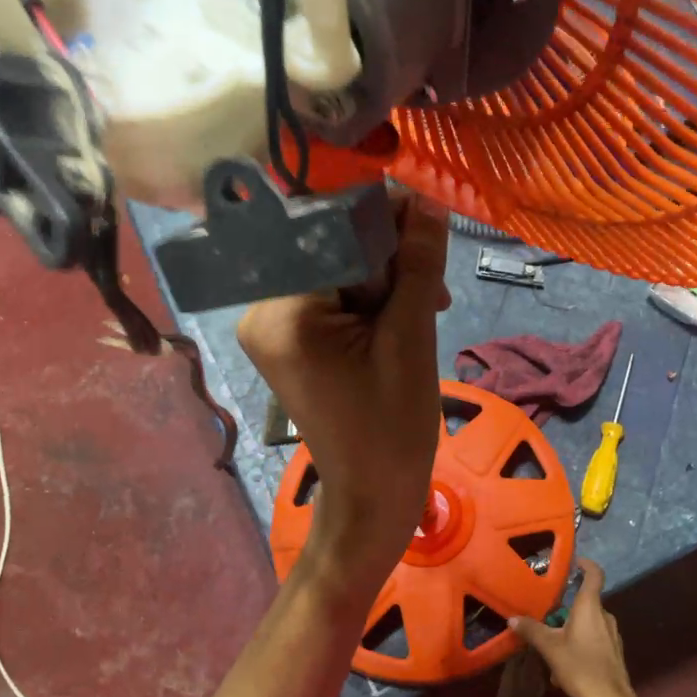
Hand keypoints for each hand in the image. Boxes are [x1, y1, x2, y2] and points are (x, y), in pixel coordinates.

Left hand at [237, 199, 451, 580]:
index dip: (379, 219)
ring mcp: (273, 328)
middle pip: (329, 249)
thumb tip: (428, 201)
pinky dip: (371, 302)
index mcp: (283, 312)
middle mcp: (263, 311)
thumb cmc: (393, 427)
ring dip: (386, 281)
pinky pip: (333, 298)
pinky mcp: (291, 342)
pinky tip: (404, 320)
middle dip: (387, 258)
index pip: (327, 232)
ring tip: (427, 310)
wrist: (373, 494)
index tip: (424, 225)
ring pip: (336, 271)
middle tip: (433, 288)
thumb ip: (416, 264)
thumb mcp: (410, 338)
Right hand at [509, 558, 637, 696]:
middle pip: (586, 602)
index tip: (574, 562)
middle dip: (567, 606)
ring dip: (571, 629)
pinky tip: (565, 666)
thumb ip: (532, 631)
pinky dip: (580, 644)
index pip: (595, 574)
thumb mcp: (550, 648)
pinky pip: (594, 639)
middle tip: (548, 613)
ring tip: (552, 645)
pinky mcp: (614, 651)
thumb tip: (512, 618)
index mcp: (590, 607)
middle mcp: (604, 615)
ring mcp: (612, 634)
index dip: (586, 564)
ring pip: (589, 623)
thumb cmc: (580, 667)